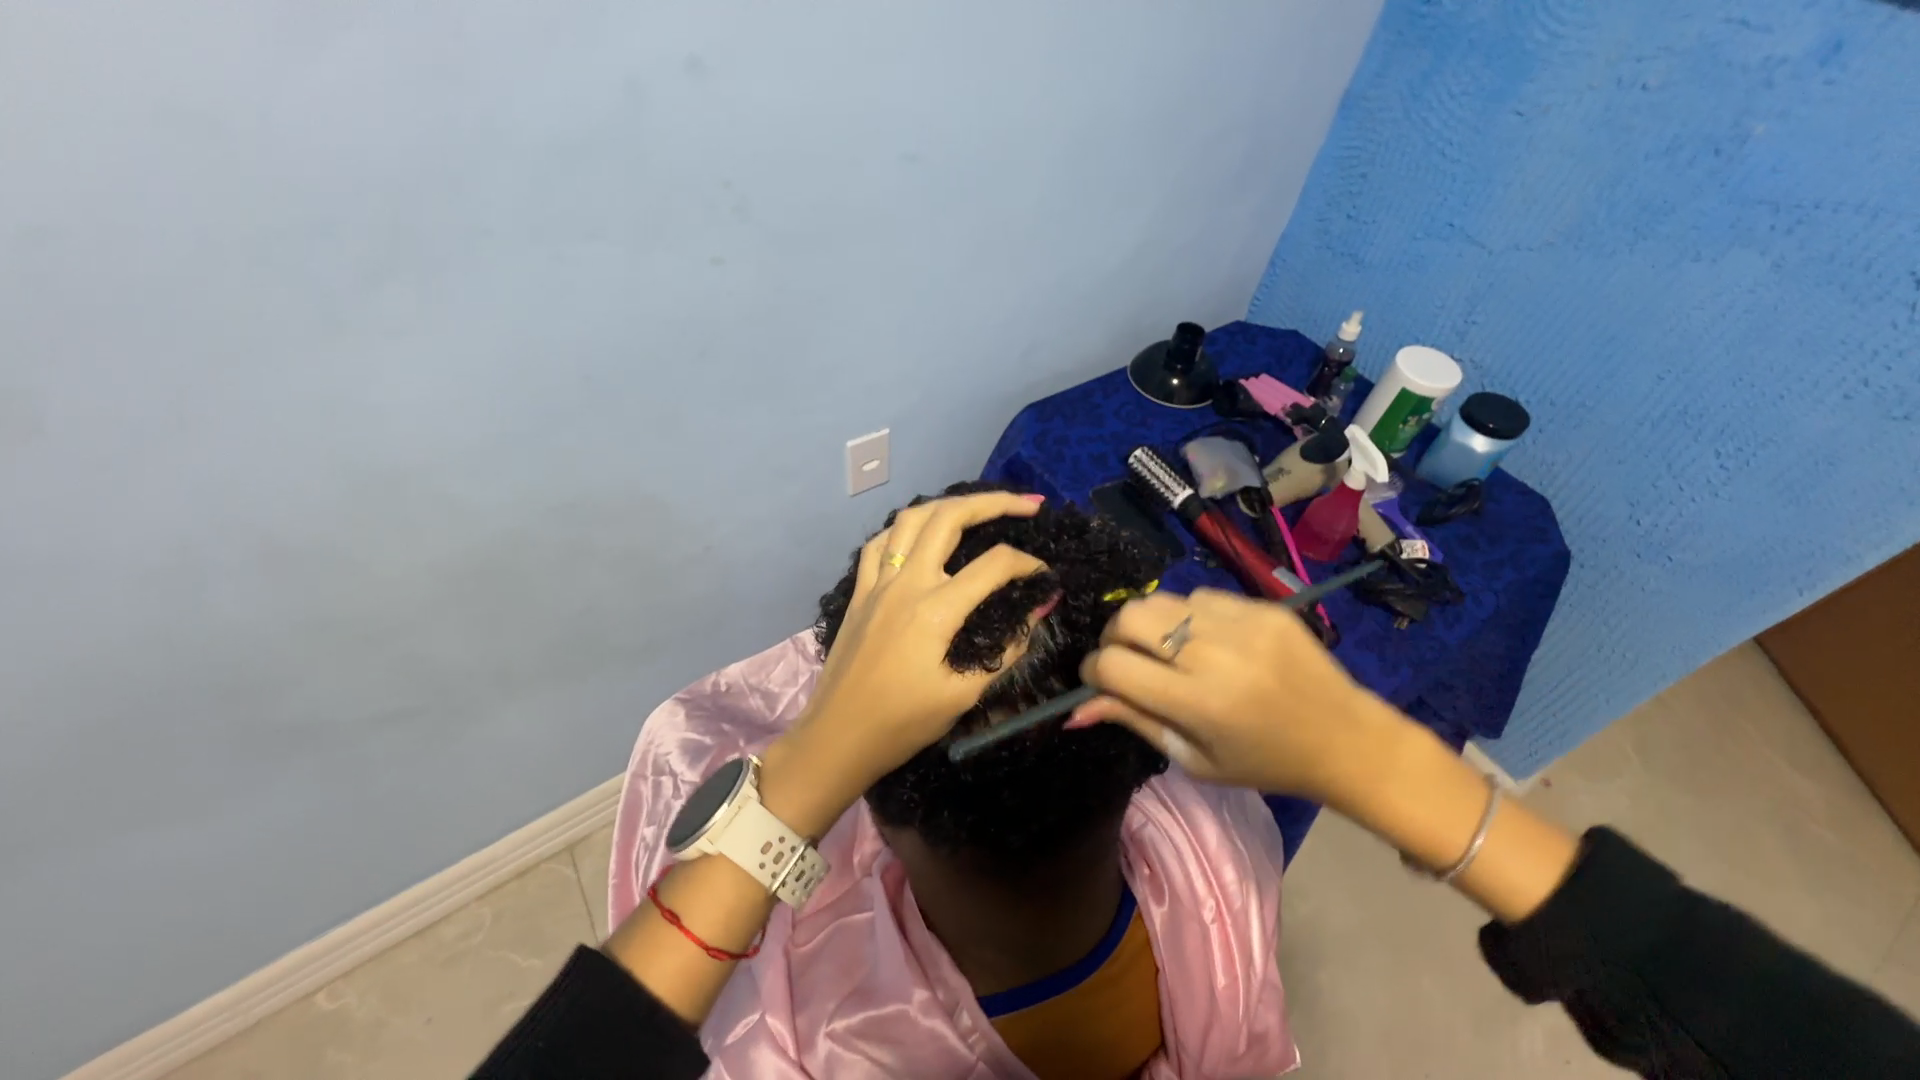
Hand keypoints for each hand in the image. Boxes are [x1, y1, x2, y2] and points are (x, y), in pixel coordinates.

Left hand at [769, 492, 1051, 819]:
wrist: (836, 738)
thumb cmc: (901, 724)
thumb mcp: (962, 695)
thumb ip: (1005, 650)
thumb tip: (1038, 613)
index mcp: (934, 610)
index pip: (993, 565)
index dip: (1028, 565)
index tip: (1046, 576)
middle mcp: (905, 584)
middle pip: (949, 518)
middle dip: (994, 503)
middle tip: (1029, 504)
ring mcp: (877, 583)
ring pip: (911, 519)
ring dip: (949, 505)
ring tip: (979, 507)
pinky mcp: (859, 592)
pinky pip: (881, 542)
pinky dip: (907, 527)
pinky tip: (923, 533)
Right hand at [1070, 587, 1405, 802]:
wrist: (1346, 739)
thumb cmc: (1265, 762)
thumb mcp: (1193, 758)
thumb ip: (1135, 722)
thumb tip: (1075, 709)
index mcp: (1198, 703)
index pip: (1112, 666)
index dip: (1093, 673)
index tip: (1101, 683)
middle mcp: (1215, 655)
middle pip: (1128, 617)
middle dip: (1113, 639)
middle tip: (1127, 661)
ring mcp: (1242, 623)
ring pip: (1160, 601)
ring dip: (1149, 625)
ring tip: (1168, 651)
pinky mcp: (1262, 606)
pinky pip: (1200, 596)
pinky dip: (1188, 617)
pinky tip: (1208, 642)